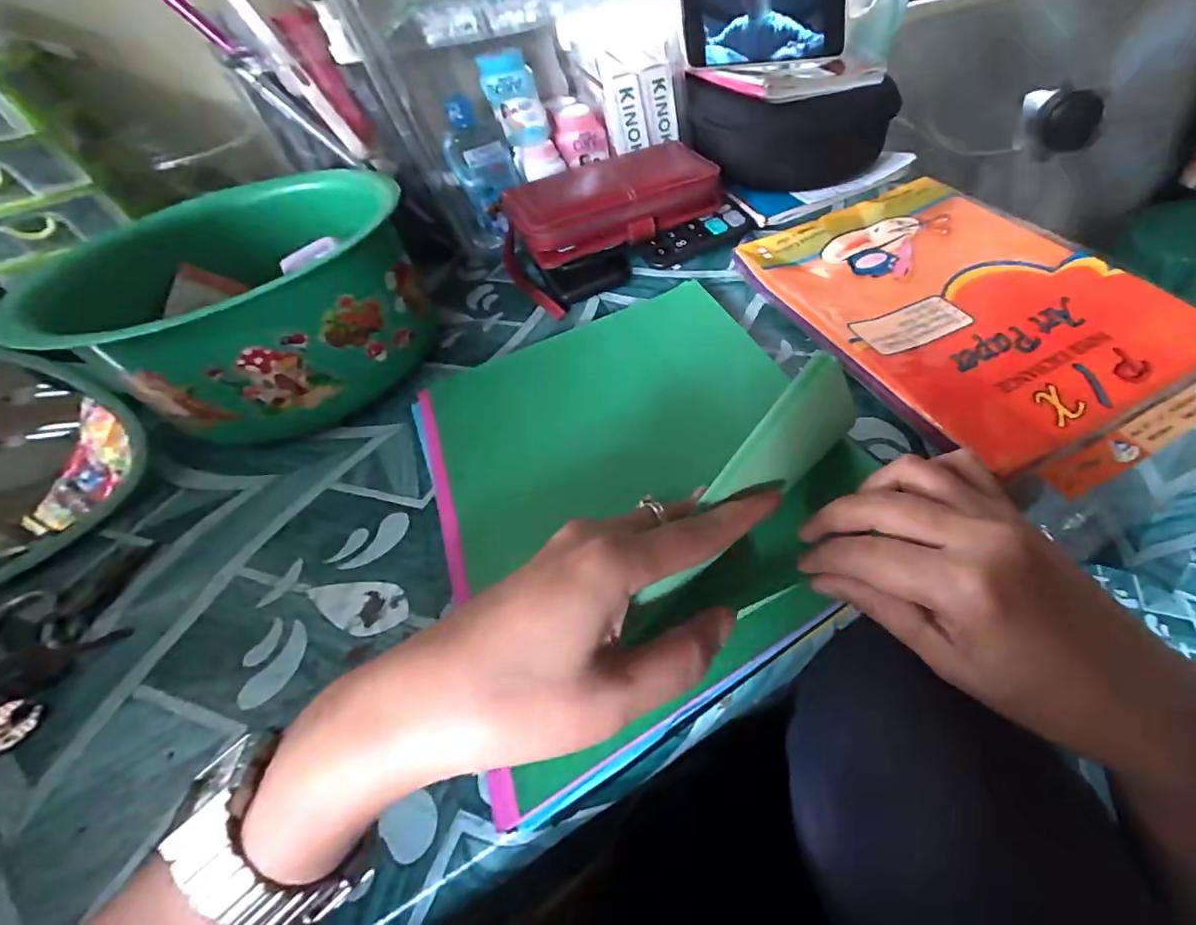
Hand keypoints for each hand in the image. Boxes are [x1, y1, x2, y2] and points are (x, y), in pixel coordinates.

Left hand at [236, 490, 777, 882]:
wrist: (419, 698)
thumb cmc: (518, 703)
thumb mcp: (611, 699)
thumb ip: (677, 656)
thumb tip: (721, 615)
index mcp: (612, 563)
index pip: (694, 532)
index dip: (738, 515)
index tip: (776, 491)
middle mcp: (590, 537)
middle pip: (665, 520)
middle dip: (709, 518)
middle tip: (752, 525)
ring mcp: (562, 545)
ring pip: (637, 527)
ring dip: (676, 533)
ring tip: (713, 550)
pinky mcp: (545, 562)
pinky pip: (613, 540)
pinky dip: (646, 547)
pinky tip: (652, 574)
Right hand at [797, 453, 1195, 791]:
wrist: (1128, 689)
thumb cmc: (1031, 694)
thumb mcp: (946, 661)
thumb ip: (881, 608)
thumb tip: (823, 577)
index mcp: (959, 585)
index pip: (866, 553)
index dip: (824, 556)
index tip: (799, 564)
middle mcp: (975, 534)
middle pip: (880, 505)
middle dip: (832, 517)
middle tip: (809, 536)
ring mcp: (999, 514)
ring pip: (914, 472)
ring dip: (871, 487)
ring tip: (852, 512)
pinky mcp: (1015, 510)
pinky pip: (960, 466)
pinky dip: (925, 470)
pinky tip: (909, 491)